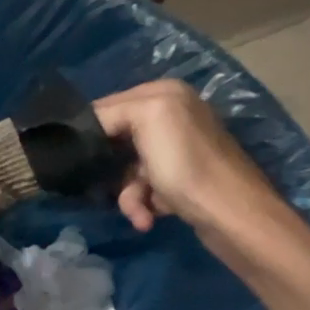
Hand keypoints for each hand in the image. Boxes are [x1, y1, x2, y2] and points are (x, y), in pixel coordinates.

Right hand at [93, 79, 276, 232]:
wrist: (233, 217)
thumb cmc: (186, 166)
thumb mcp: (146, 117)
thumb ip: (109, 111)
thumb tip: (85, 129)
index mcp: (165, 92)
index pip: (107, 106)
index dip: (90, 131)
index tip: (77, 156)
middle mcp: (173, 115)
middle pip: (115, 139)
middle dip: (108, 165)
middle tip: (101, 184)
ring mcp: (177, 148)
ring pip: (126, 167)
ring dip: (125, 192)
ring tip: (138, 212)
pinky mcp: (180, 178)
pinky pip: (144, 186)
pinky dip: (140, 203)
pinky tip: (146, 218)